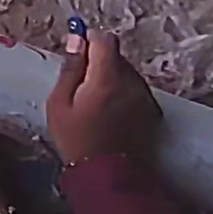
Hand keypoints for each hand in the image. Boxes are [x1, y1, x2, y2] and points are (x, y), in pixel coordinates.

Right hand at [47, 29, 160, 163]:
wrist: (108, 175)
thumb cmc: (76, 137)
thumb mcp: (59, 102)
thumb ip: (70, 69)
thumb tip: (76, 40)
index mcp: (107, 78)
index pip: (105, 40)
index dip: (90, 39)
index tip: (77, 50)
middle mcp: (132, 82)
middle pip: (117, 57)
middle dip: (99, 61)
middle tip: (80, 82)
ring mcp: (146, 97)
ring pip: (127, 73)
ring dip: (111, 77)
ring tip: (94, 100)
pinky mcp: (153, 111)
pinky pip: (135, 90)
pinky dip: (123, 92)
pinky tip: (110, 111)